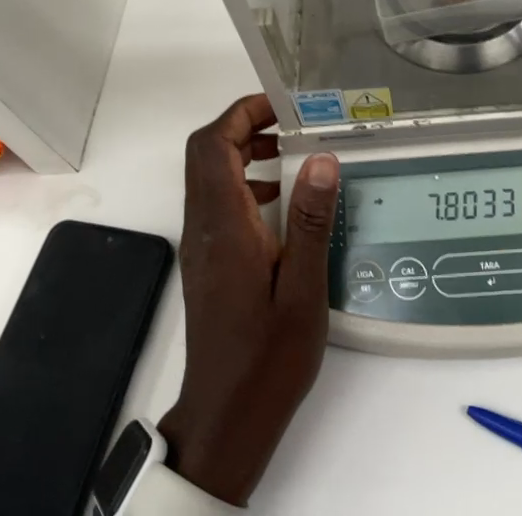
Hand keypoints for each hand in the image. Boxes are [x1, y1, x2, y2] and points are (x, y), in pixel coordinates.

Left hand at [160, 95, 338, 504]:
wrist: (227, 415)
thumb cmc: (268, 356)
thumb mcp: (303, 289)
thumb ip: (310, 220)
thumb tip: (320, 157)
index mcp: (224, 225)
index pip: (213, 145)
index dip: (241, 113)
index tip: (283, 106)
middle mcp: (203, 228)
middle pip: (205, 154)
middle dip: (243, 127)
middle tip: (292, 126)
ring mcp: (201, 246)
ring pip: (208, 178)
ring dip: (242, 155)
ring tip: (292, 157)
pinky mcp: (207, 264)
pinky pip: (216, 205)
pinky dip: (243, 186)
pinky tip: (280, 205)